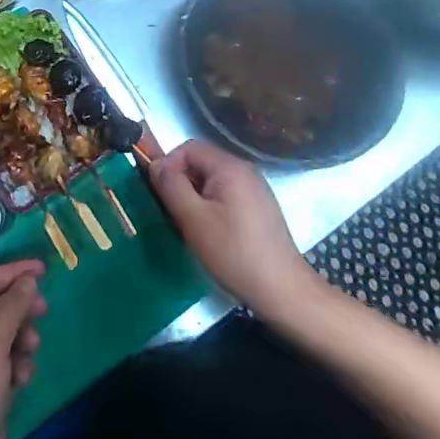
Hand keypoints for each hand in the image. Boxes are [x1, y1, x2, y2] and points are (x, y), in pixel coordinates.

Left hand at [0, 261, 47, 438]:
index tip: (45, 268)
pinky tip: (22, 380)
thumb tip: (27, 279)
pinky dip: (20, 365)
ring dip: (24, 338)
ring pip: (9, 335)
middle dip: (22, 306)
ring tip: (29, 352)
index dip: (15, 271)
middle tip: (44, 311)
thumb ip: (9, 308)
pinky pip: (11, 363)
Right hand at [149, 140, 322, 309]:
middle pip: (201, 162)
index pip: (188, 148)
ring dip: (194, 196)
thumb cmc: (234, 252)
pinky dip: (211, 206)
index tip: (161, 194)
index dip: (169, 165)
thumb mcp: (193, 218)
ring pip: (212, 180)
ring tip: (190, 225)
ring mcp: (255, 189)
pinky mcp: (259, 208)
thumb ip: (170, 185)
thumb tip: (156, 164)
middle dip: (181, 182)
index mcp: (230, 167)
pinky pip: (226, 194)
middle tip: (173, 212)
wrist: (283, 290)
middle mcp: (245, 171)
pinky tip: (211, 232)